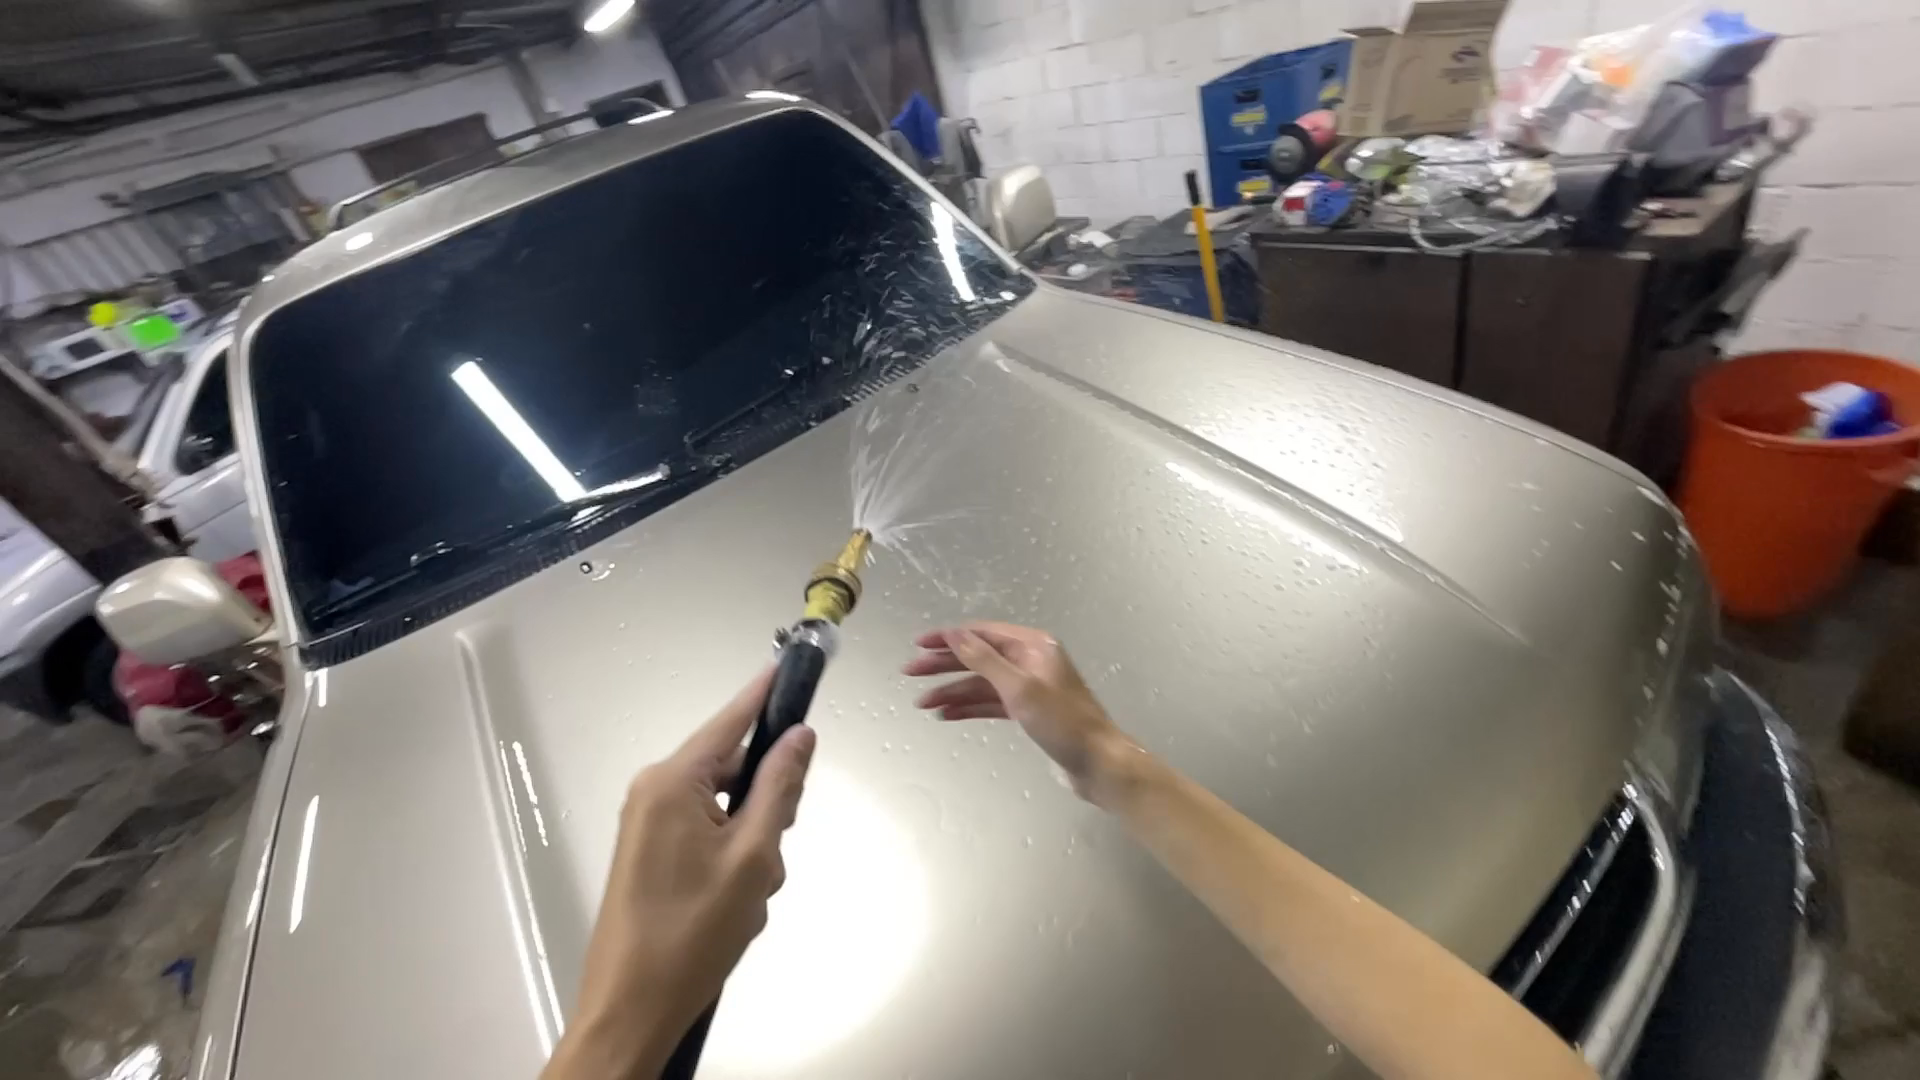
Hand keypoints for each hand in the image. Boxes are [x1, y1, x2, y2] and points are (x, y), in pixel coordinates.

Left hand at [545, 670, 814, 1079]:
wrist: (630, 1013)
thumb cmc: (694, 930)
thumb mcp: (753, 856)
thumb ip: (780, 787)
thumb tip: (801, 735)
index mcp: (674, 782)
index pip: (731, 719)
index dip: (765, 692)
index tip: (791, 663)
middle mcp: (655, 791)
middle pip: (732, 768)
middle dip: (767, 800)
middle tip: (778, 847)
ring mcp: (649, 823)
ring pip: (725, 805)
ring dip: (753, 839)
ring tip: (754, 889)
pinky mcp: (651, 851)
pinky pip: (707, 830)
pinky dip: (733, 854)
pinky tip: (738, 899)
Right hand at [903, 621, 1137, 802]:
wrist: (1097, 763)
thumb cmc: (1062, 722)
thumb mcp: (1020, 688)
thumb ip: (984, 659)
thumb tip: (954, 633)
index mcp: (1033, 646)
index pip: (982, 633)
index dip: (948, 637)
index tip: (918, 644)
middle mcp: (1030, 661)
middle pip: (978, 657)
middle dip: (943, 664)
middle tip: (910, 673)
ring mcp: (1029, 686)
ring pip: (981, 683)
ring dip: (952, 690)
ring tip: (922, 704)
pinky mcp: (1028, 711)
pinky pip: (990, 703)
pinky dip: (969, 707)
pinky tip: (946, 715)